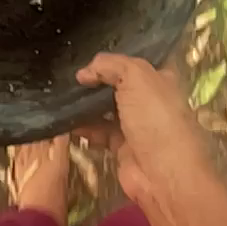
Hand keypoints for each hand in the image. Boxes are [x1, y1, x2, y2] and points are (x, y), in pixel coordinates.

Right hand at [76, 54, 212, 201]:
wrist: (164, 175)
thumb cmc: (155, 117)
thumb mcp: (135, 76)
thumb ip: (109, 65)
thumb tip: (83, 73)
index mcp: (160, 78)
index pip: (137, 60)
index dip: (116, 55)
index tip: (89, 51)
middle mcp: (149, 99)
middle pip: (119, 83)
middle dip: (97, 78)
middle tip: (71, 72)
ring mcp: (135, 124)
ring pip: (106, 107)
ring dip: (86, 102)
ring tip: (62, 93)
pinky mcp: (121, 146)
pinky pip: (98, 130)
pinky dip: (82, 125)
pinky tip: (66, 119)